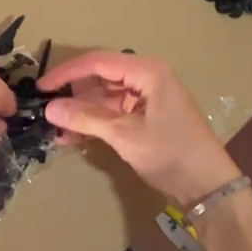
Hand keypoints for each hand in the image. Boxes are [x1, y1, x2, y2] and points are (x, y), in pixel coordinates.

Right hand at [38, 51, 241, 205]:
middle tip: (47, 110)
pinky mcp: (147, 117)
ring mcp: (148, 98)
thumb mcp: (125, 136)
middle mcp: (148, 77)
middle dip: (74, 95)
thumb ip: (86, 119)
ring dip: (82, 113)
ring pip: (105, 97)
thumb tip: (49, 108)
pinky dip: (96, 123)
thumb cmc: (171, 154)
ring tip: (57, 131)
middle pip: (101, 77)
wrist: (209, 188)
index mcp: (148, 72)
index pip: (98, 62)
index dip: (67, 73)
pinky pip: (114, 112)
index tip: (42, 87)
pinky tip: (73, 139)